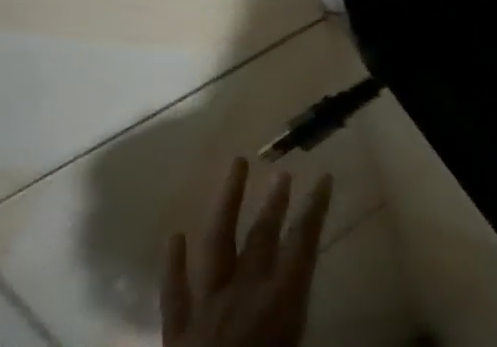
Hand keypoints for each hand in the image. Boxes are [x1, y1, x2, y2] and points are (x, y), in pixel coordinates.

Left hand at [161, 159, 332, 346]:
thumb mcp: (297, 344)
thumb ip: (301, 320)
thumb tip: (308, 298)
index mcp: (281, 297)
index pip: (303, 240)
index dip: (315, 206)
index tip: (323, 177)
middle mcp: (245, 290)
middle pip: (263, 234)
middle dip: (275, 201)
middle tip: (282, 172)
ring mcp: (207, 305)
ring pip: (218, 243)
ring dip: (227, 204)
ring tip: (235, 168)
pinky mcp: (175, 327)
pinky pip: (173, 289)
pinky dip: (173, 261)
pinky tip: (174, 236)